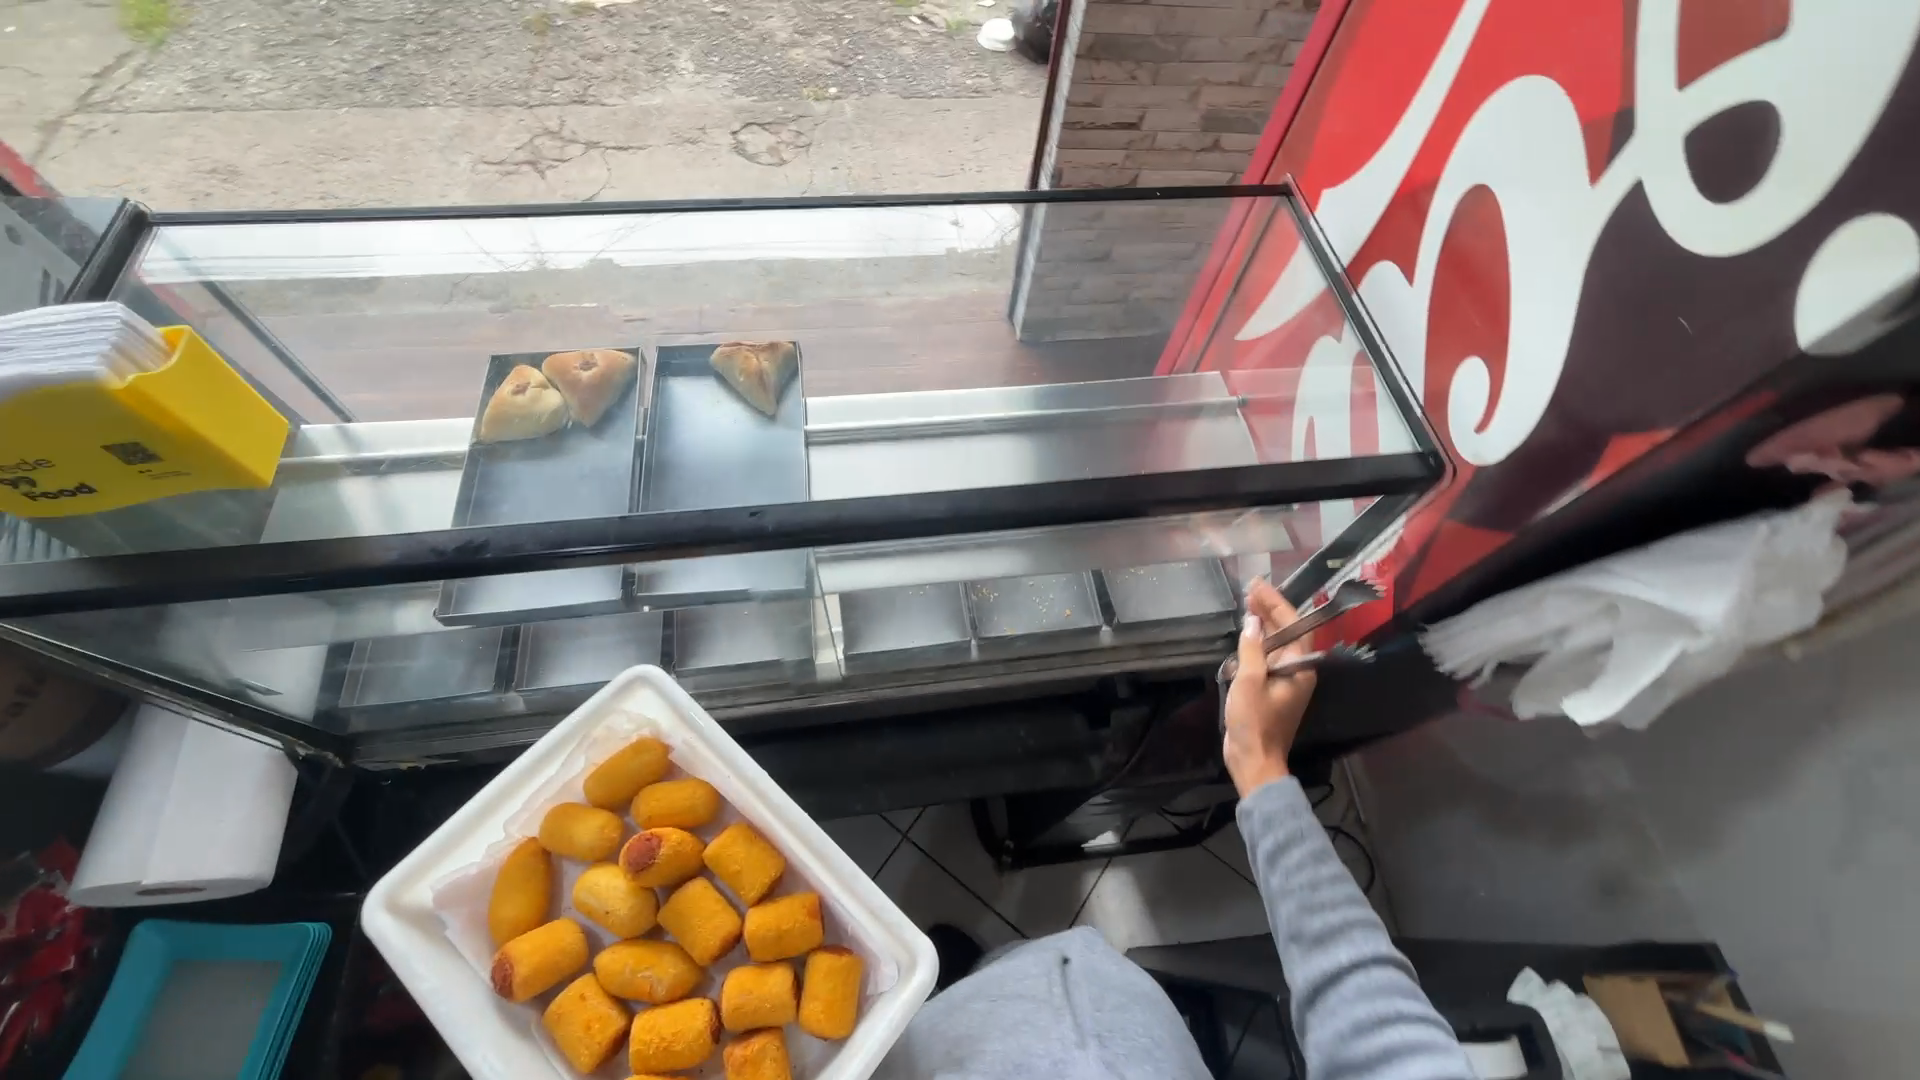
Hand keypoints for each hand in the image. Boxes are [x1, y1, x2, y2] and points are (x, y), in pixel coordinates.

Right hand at [1223, 578, 1316, 797]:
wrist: (1254, 759)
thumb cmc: (1254, 721)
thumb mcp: (1249, 681)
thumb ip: (1252, 649)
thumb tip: (1252, 622)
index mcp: (1300, 668)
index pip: (1294, 625)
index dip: (1276, 603)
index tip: (1258, 586)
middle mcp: (1298, 671)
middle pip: (1288, 632)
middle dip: (1270, 609)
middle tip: (1250, 589)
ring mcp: (1285, 680)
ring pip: (1278, 643)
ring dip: (1263, 623)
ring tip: (1247, 603)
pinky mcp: (1271, 689)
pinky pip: (1268, 657)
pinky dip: (1257, 642)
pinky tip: (1245, 634)